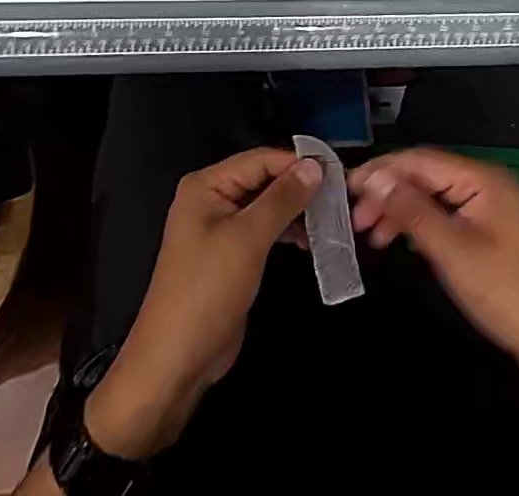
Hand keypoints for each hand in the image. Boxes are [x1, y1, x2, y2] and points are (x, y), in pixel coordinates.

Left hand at [85, 148, 321, 457]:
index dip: (298, 163)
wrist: (177, 359)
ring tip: (332, 220)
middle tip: (341, 197)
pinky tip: (310, 240)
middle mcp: (212, 198)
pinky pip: (264, 228)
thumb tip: (315, 165)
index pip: (260, 159)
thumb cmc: (208, 290)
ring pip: (267, 204)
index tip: (338, 173)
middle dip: (300, 187)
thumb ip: (283, 198)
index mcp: (207, 185)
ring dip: (297, 210)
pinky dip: (287, 230)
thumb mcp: (248, 238)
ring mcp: (221, 226)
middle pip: (264, 179)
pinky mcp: (232, 251)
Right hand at [349, 149, 518, 377]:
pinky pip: (446, 212)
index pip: (421, 160)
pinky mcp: (490, 226)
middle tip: (356, 218)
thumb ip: (411, 210)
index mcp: (483, 179)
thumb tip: (375, 178)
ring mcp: (490, 204)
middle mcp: (487, 183)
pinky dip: (420, 223)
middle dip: (388, 193)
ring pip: (433, 195)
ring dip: (401, 210)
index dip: (382, 170)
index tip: (347, 186)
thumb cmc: (506, 294)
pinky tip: (401, 240)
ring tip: (373, 235)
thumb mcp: (451, 250)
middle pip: (426, 175)